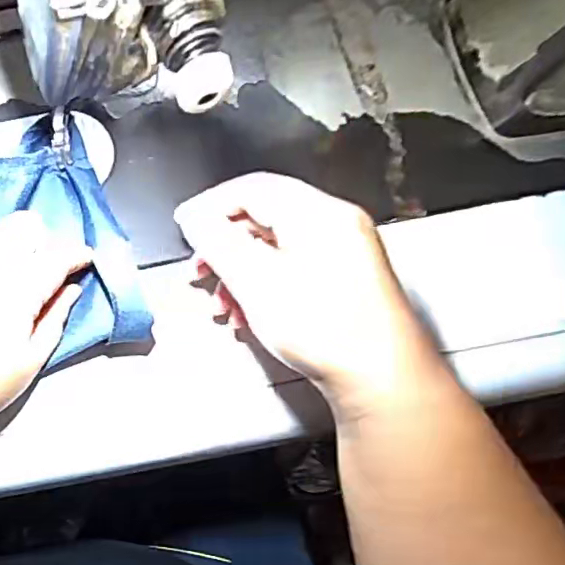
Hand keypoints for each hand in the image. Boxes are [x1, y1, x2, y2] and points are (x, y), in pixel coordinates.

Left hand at [0, 211, 89, 437]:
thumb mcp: (31, 359)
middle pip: (29, 226)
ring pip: (0, 227)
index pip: (58, 252)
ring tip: (25, 269)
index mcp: (20, 287)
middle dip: (47, 242)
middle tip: (52, 272)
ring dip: (19, 239)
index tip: (84, 261)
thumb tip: (71, 288)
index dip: (77, 254)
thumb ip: (56, 316)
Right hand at [174, 173, 449, 416]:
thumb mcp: (257, 282)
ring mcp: (343, 255)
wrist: (378, 375)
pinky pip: (292, 272)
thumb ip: (219, 244)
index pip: (252, 188)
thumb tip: (196, 220)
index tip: (186, 224)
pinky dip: (264, 288)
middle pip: (263, 219)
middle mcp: (335, 227)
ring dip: (240, 274)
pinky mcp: (344, 284)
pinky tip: (252, 316)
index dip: (210, 206)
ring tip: (225, 304)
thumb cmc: (331, 331)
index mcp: (318, 214)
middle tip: (201, 269)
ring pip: (275, 250)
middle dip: (223, 247)